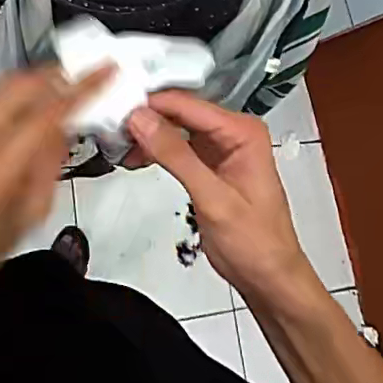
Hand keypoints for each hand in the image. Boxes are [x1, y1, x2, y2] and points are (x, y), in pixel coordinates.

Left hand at [0, 67, 110, 304]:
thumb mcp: (25, 218)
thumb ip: (48, 165)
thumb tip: (67, 123)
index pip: (43, 117)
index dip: (80, 89)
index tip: (102, 72)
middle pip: (18, 86)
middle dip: (55, 75)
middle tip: (80, 75)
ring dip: (33, 85)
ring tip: (57, 93)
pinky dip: (9, 99)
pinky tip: (23, 112)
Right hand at [127, 91, 322, 309]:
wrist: (268, 277)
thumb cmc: (258, 243)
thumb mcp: (213, 198)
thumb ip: (176, 156)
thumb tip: (145, 122)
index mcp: (243, 132)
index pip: (187, 104)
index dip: (151, 105)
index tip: (120, 111)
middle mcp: (234, 133)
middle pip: (179, 111)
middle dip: (146, 118)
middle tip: (114, 127)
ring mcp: (221, 147)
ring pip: (174, 126)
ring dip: (147, 134)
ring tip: (120, 144)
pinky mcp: (209, 162)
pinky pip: (176, 144)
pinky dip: (155, 149)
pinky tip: (137, 156)